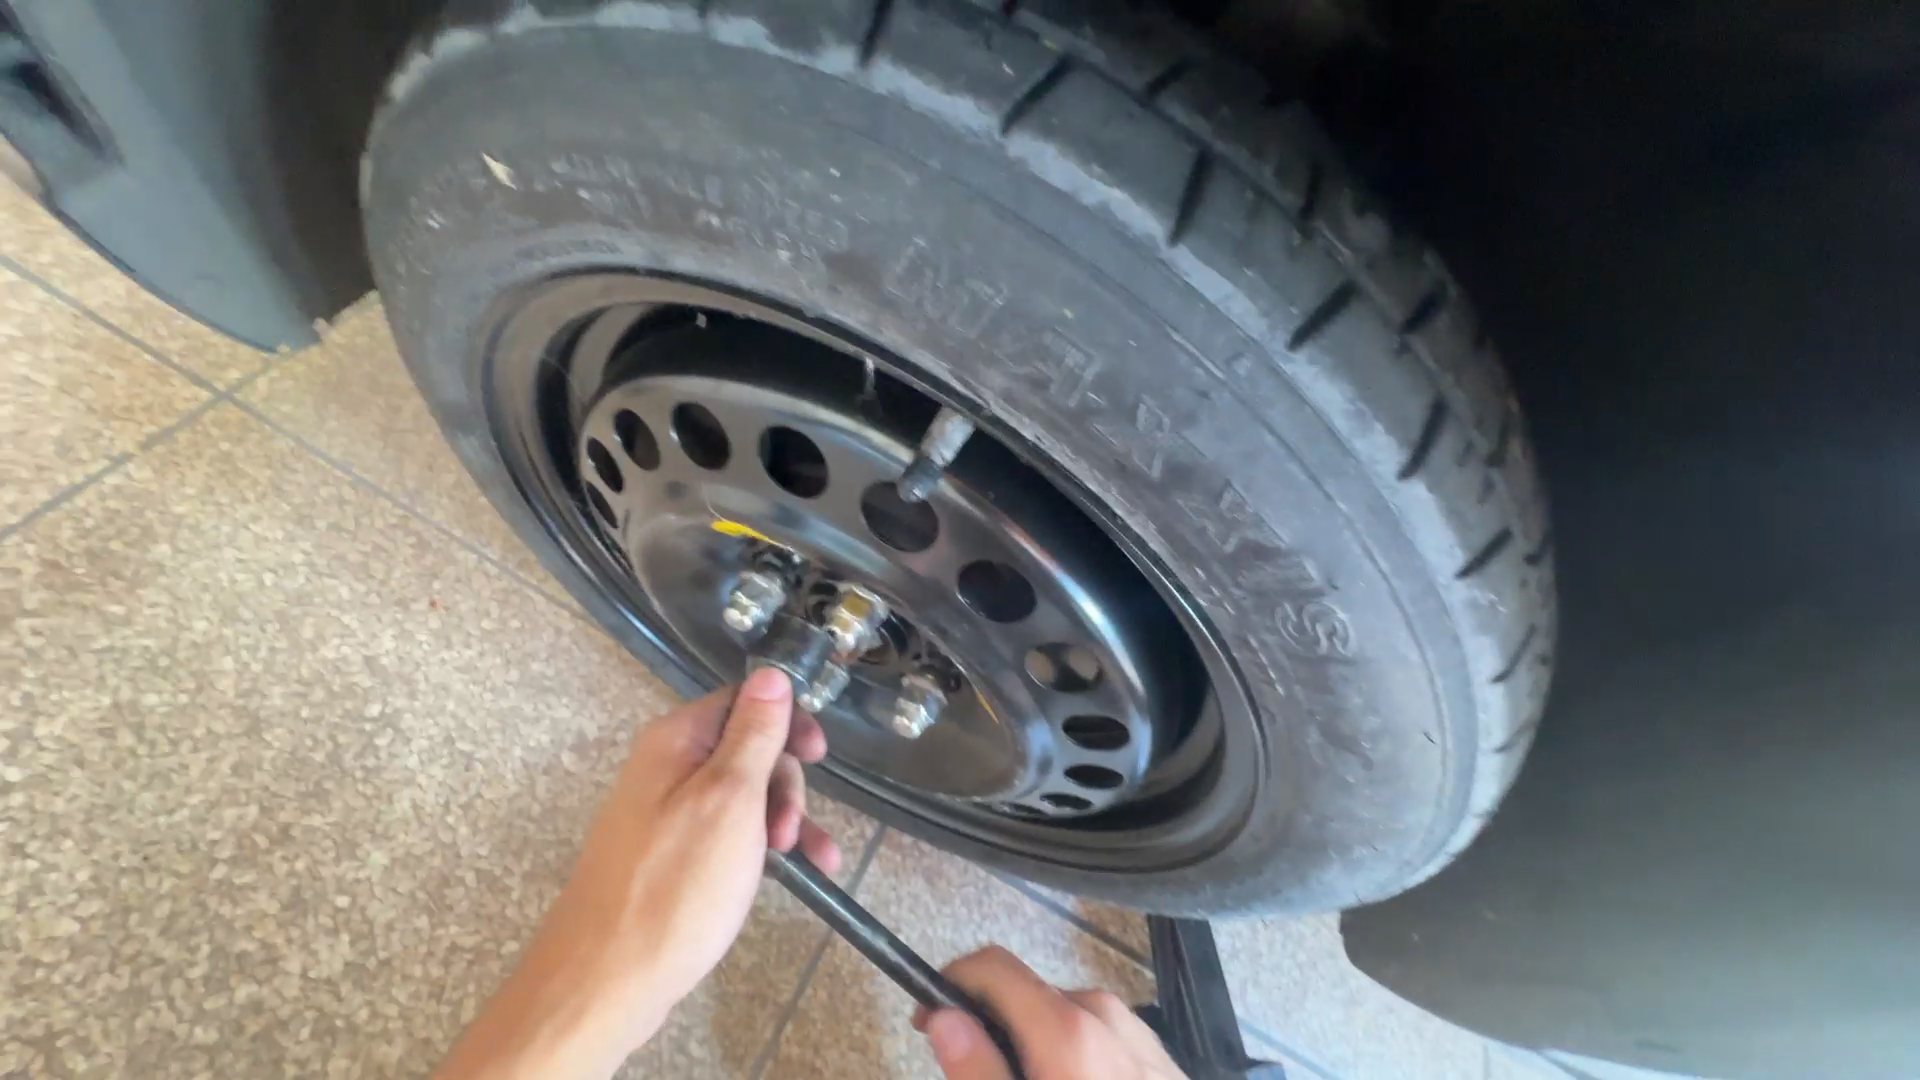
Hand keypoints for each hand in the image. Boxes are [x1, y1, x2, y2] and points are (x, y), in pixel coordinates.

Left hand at [435, 668, 839, 1078]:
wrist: (604, 984)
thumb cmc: (677, 883)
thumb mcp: (730, 797)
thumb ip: (755, 732)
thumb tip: (771, 671)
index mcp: (678, 740)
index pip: (744, 700)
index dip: (787, 721)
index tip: (818, 754)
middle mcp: (670, 767)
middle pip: (748, 748)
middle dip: (785, 782)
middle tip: (791, 827)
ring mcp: (669, 812)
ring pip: (745, 794)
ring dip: (785, 817)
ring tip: (808, 857)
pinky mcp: (674, 853)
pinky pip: (731, 831)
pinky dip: (766, 844)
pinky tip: (805, 868)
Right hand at [914, 946, 1188, 1079]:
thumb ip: (981, 1074)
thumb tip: (944, 1017)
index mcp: (1067, 1027)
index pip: (992, 965)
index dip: (951, 985)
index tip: (930, 1022)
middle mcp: (1103, 1013)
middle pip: (1025, 994)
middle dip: (992, 1025)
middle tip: (978, 1075)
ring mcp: (1137, 1032)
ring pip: (1063, 1017)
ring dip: (1033, 1044)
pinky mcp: (1161, 1056)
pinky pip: (1101, 1038)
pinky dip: (1074, 1057)